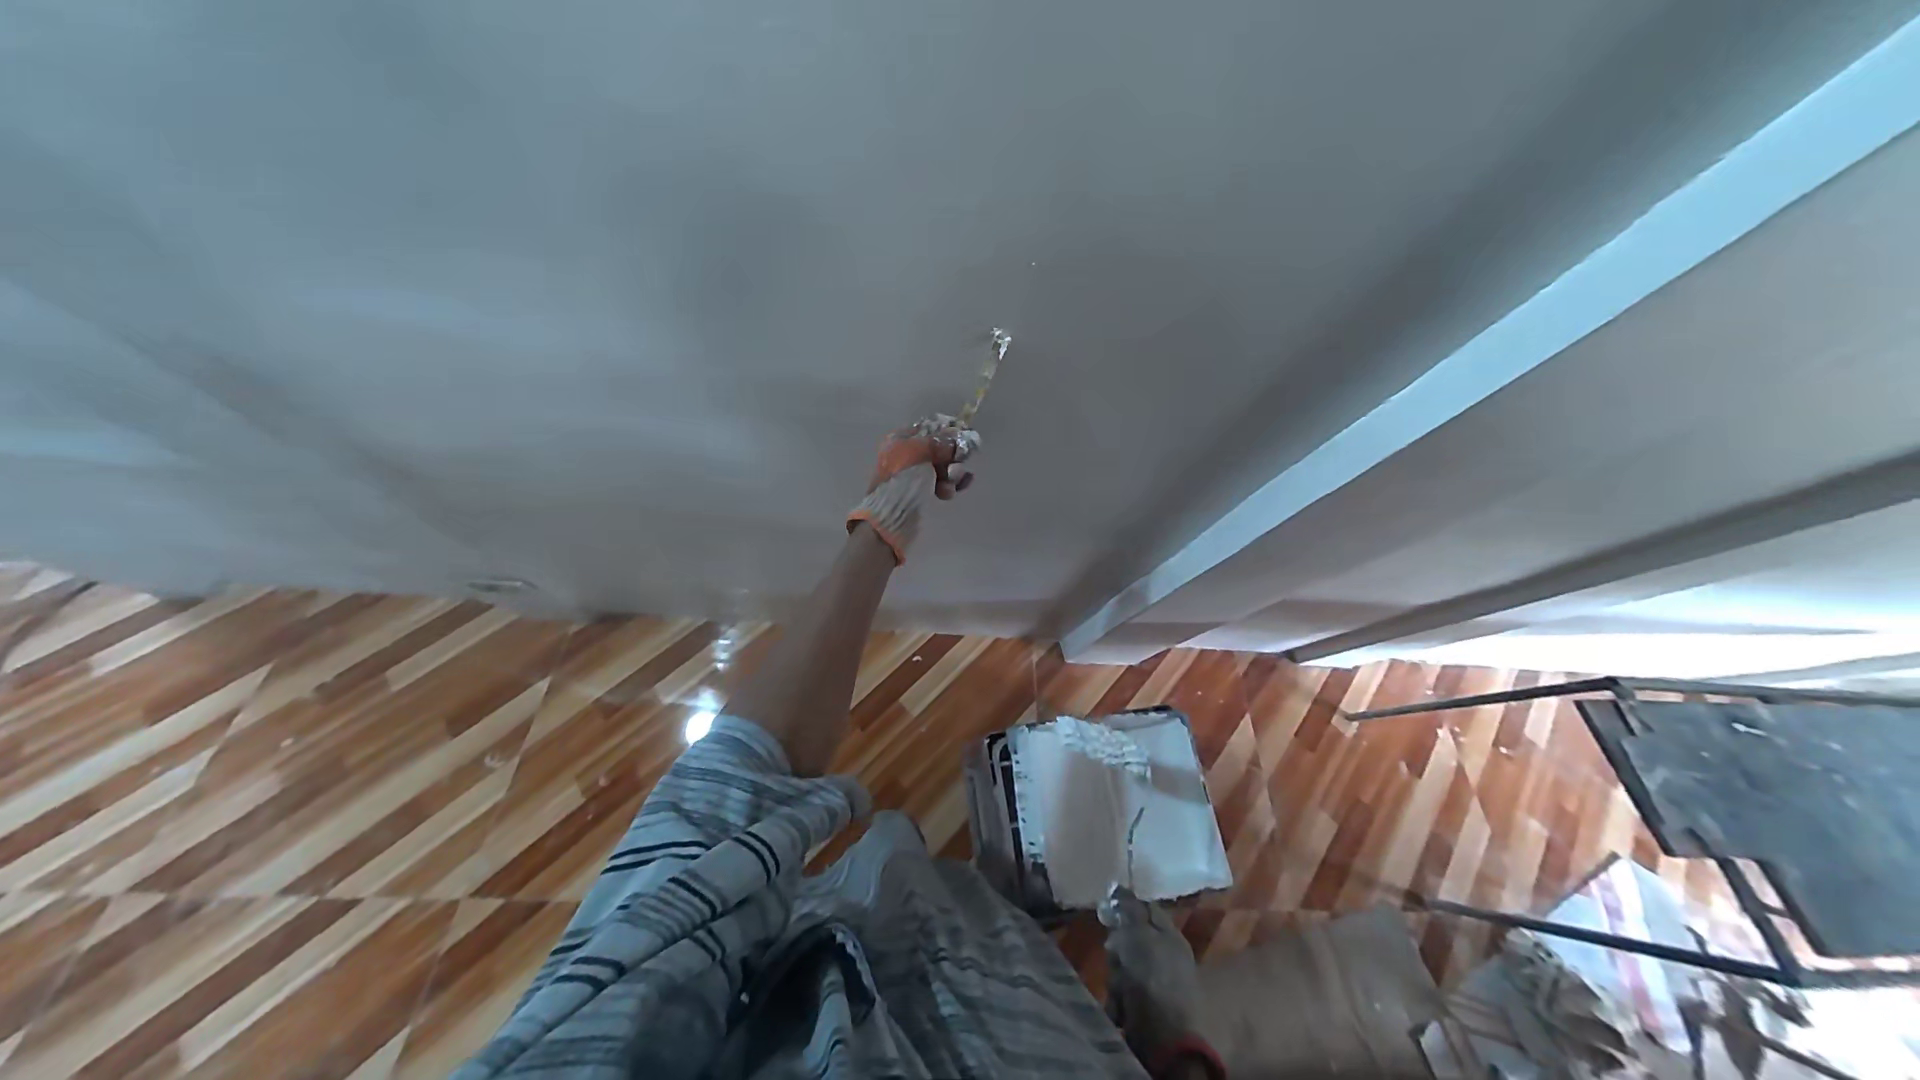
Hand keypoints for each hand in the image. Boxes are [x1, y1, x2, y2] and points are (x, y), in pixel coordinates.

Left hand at [847, 414, 978, 562]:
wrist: (892, 517)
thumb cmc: (903, 479)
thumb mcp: (922, 452)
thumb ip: (944, 441)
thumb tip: (965, 436)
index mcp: (902, 439)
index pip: (932, 426)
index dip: (950, 429)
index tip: (966, 435)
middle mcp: (909, 453)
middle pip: (943, 446)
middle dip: (954, 455)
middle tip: (957, 463)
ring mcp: (917, 473)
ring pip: (947, 465)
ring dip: (954, 472)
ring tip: (951, 482)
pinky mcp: (924, 490)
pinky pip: (945, 481)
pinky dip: (952, 484)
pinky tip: (955, 490)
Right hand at [1100, 888, 1224, 1078]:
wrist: (1165, 1039)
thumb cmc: (1154, 978)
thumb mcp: (1139, 934)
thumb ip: (1128, 909)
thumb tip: (1118, 886)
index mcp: (1169, 934)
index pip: (1143, 908)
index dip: (1124, 906)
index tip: (1106, 910)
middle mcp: (1163, 956)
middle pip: (1127, 938)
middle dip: (1116, 948)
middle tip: (1116, 955)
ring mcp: (1154, 983)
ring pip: (1120, 966)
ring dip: (1115, 977)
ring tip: (1121, 989)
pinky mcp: (1143, 1008)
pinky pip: (1121, 993)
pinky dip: (1118, 1000)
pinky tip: (1122, 1008)